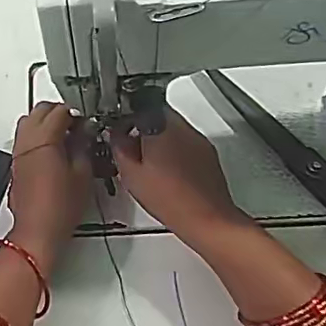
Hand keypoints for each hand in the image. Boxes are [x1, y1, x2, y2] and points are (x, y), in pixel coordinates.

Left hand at [7, 102, 92, 262]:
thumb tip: (85, 132)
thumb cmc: (60, 207)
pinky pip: (24, 138)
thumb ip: (83, 146)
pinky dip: (37, 136)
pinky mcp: (16, 163)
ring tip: (64, 136)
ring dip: (45, 122)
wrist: (37, 230)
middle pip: (39, 111)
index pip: (58, 111)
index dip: (75, 113)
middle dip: (58, 112)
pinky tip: (52, 150)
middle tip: (76, 124)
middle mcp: (27, 141)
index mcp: (44, 139)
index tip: (86, 122)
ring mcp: (18, 151)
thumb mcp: (83, 174)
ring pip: (28, 122)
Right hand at [113, 109, 247, 241]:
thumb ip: (119, 149)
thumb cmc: (172, 199)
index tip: (119, 129)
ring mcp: (198, 141)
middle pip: (158, 115)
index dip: (126, 118)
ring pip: (174, 129)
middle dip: (143, 127)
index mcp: (160, 127)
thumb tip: (116, 137)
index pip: (139, 106)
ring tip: (150, 162)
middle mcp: (182, 128)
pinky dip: (176, 151)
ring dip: (160, 138)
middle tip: (132, 145)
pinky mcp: (208, 155)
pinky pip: (187, 143)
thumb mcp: (131, 175)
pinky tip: (168, 172)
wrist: (206, 219)